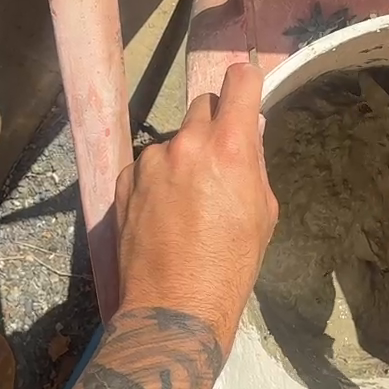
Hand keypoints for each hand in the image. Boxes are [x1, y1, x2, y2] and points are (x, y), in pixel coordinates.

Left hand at [114, 62, 279, 346]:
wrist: (175, 307)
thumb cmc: (232, 264)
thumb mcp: (263, 211)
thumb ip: (254, 162)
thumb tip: (248, 132)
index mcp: (229, 147)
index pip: (239, 82)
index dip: (246, 82)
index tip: (246, 88)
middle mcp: (187, 143)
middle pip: (204, 105)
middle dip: (215, 123)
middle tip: (219, 156)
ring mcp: (151, 160)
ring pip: (174, 138)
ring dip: (184, 154)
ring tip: (187, 198)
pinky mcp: (125, 179)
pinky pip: (148, 163)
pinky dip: (158, 176)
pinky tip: (163, 210)